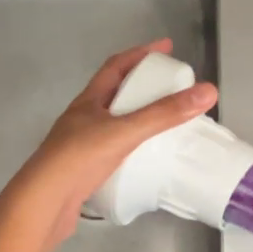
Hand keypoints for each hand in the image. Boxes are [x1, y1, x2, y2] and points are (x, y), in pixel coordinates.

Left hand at [0, 40, 219, 251]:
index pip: (117, 66)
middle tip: (170, 89)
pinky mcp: (83, 170)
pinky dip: (129, 148)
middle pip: (114, 93)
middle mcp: (82, 119)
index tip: (166, 49)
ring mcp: (80, 145)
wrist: (45, 203)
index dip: (141, 53)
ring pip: (112, 124)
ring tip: (161, 123)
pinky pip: (111, 151)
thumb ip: (164, 114)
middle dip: (141, 86)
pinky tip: (142, 159)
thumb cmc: (79, 159)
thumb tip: (207, 91)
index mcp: (88, 101)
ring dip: (135, 119)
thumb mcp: (125, 131)